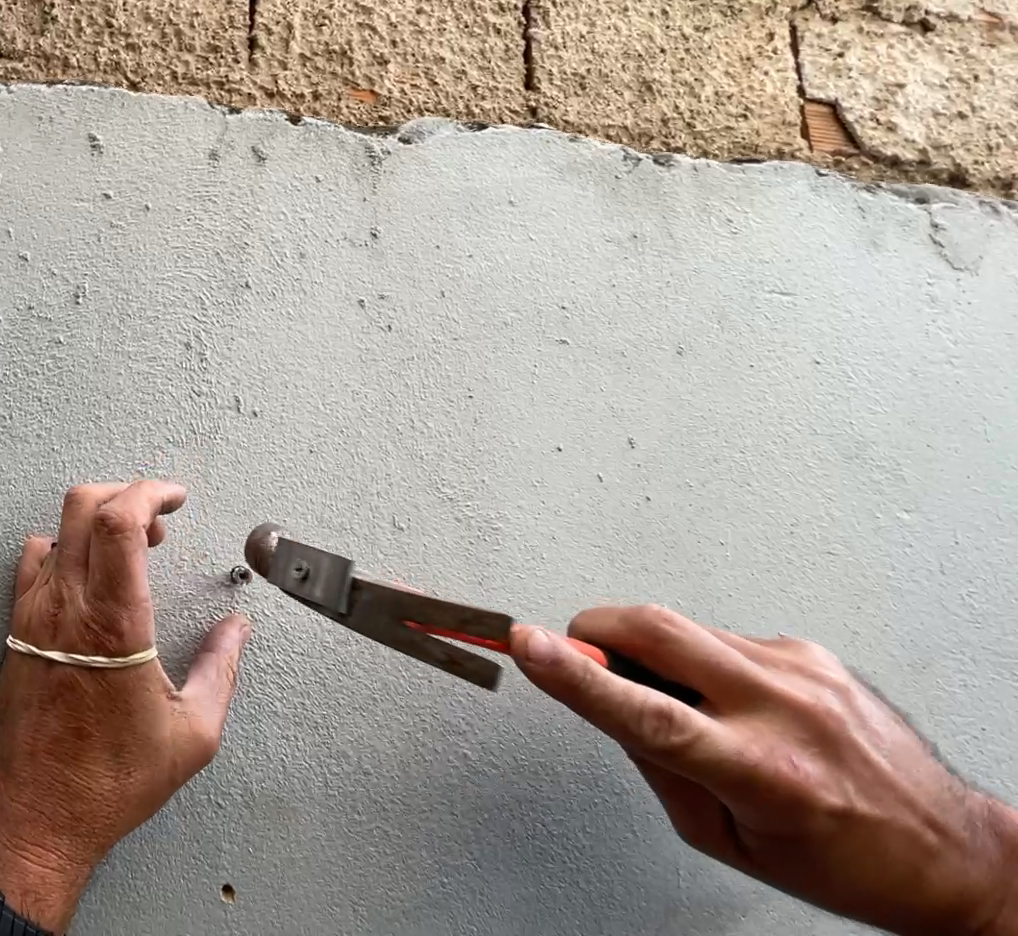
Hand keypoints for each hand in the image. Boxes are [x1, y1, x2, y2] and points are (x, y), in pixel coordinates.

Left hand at [0, 482, 251, 931]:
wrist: (39, 813)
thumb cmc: (110, 779)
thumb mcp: (193, 732)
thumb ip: (221, 668)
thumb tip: (236, 630)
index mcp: (114, 622)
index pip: (121, 519)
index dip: (151, 492)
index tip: (176, 498)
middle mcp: (67, 606)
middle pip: (84, 504)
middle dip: (126, 495)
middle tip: (157, 525)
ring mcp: (34, 613)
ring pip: (58, 529)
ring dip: (97, 524)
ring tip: (128, 555)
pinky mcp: (17, 628)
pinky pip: (34, 561)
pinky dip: (65, 550)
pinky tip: (88, 580)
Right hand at [512, 607, 1017, 935]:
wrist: (956, 849)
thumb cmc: (840, 858)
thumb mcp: (721, 834)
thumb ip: (653, 760)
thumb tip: (598, 696)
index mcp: (766, 775)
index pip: (649, 714)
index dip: (577, 676)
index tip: (527, 645)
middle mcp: (787, 711)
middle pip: (655, 632)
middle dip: (594, 630)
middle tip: (576, 654)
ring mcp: (802, 671)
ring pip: (675, 624)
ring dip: (645, 651)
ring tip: (677, 697)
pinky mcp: (807, 649)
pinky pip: (714, 634)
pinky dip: (692, 656)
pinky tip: (723, 695)